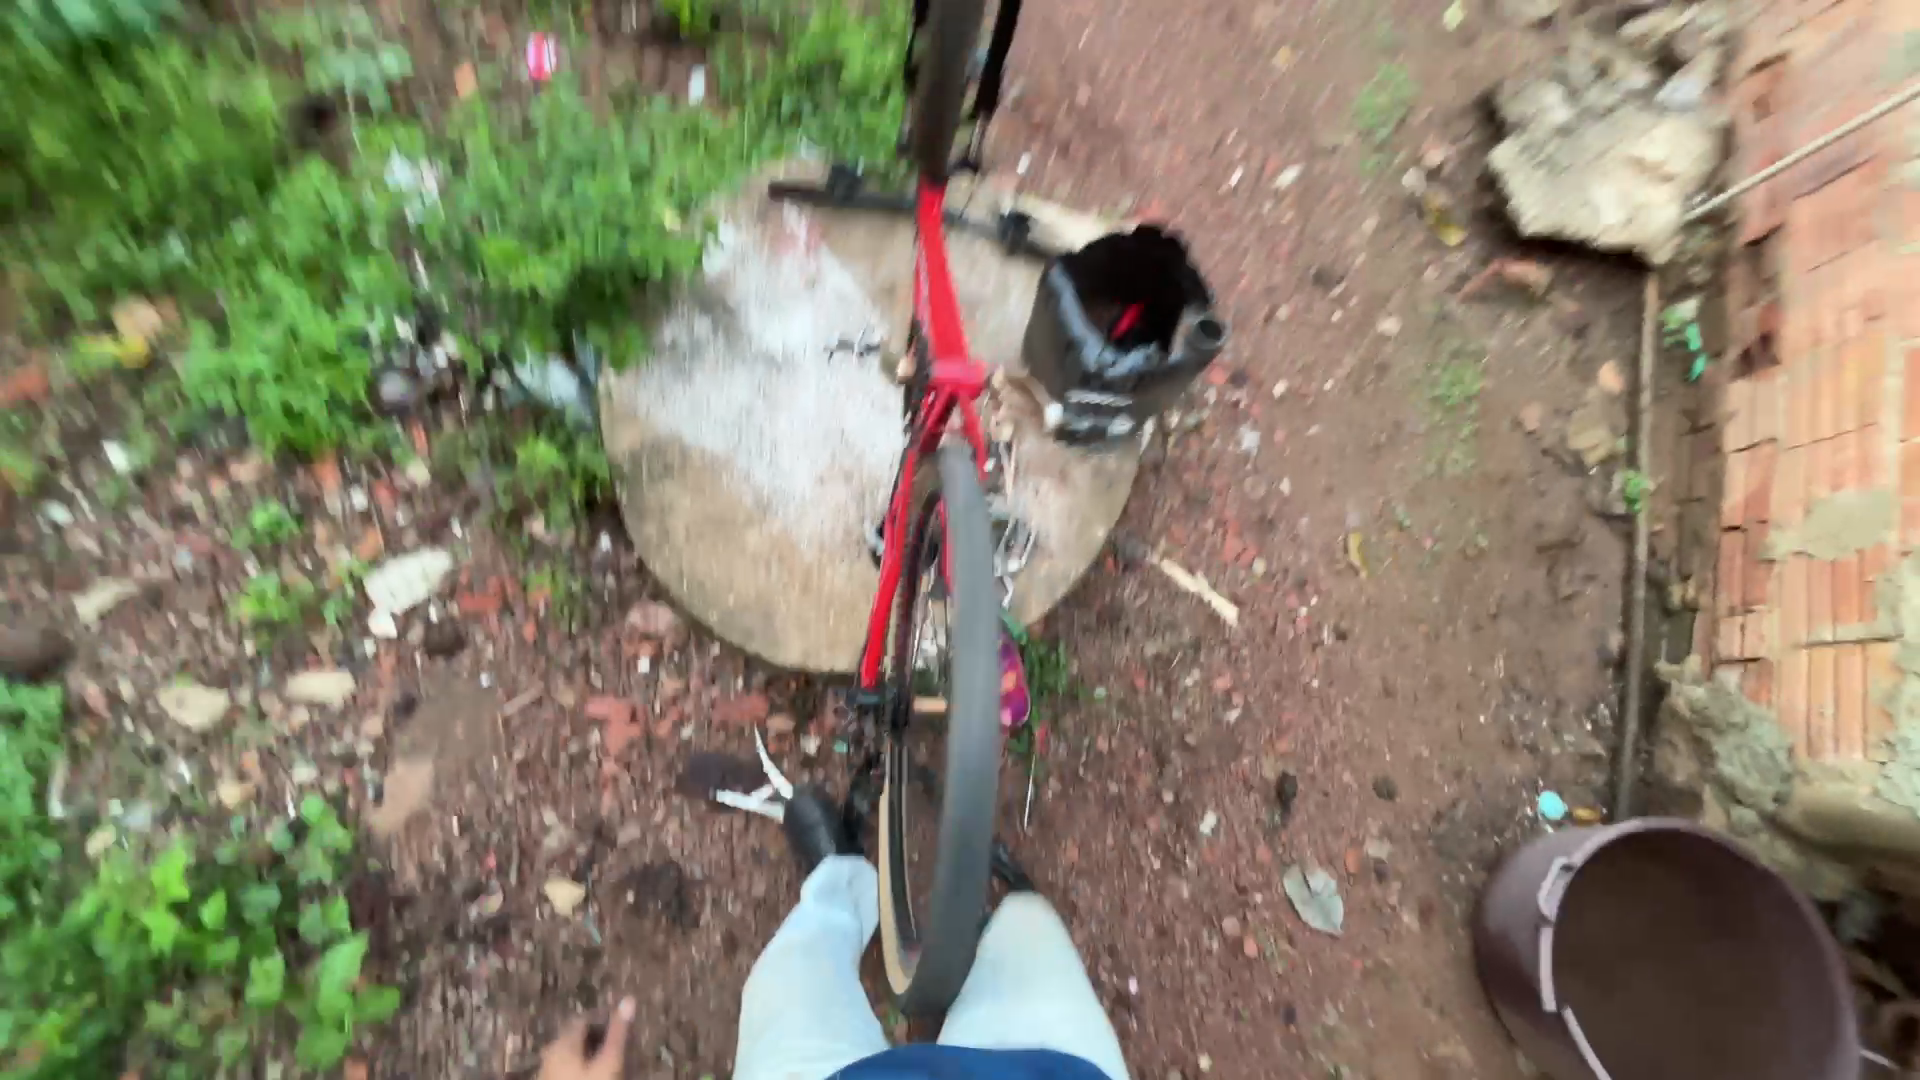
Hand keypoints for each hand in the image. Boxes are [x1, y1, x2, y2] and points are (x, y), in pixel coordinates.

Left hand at [538, 997, 634, 1079]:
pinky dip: (579, 1068)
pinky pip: (564, 1070)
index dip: (604, 1018)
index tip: (622, 1024)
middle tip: (618, 1043)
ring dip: (589, 1053)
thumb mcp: (609, 1063)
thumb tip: (629, 999)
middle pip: (575, 1036)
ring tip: (609, 1060)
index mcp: (562, 1044)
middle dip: (597, 1036)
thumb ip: (618, 1032)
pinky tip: (593, 1075)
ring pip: (569, 1054)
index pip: (584, 1019)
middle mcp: (549, 1055)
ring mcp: (545, 1074)